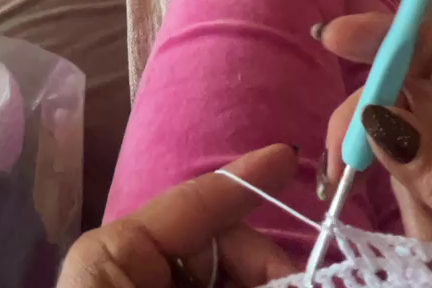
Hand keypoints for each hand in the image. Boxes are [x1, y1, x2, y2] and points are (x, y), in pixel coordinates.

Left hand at [56, 145, 300, 287]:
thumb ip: (240, 281)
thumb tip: (306, 279)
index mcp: (117, 250)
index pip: (195, 201)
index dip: (246, 178)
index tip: (290, 157)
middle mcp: (132, 266)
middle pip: (221, 246)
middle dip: (269, 266)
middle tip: (315, 286)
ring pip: (226, 278)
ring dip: (264, 284)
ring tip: (302, 286)